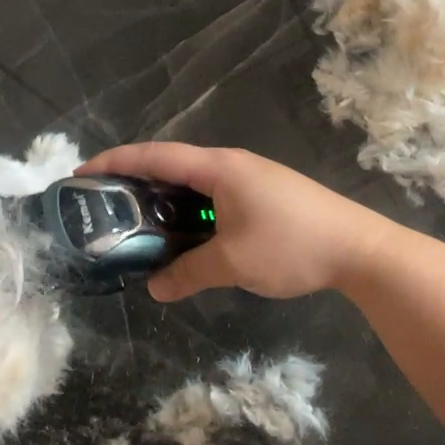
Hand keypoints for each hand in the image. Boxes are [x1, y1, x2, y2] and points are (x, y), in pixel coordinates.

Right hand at [79, 143, 401, 302]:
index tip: (82, 172)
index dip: (115, 162)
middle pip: (171, 164)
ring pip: (193, 181)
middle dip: (134, 180)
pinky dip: (188, 208)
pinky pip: (212, 194)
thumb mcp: (233, 263)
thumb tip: (155, 289)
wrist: (362, 250)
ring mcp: (251, 178)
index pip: (155, 155)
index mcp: (219, 168)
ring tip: (135, 221)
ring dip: (163, 197)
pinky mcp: (265, 195)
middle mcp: (231, 164)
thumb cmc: (293, 246)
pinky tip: (183, 233)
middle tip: (103, 203)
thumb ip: (188, 273)